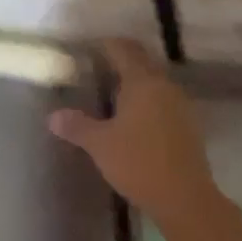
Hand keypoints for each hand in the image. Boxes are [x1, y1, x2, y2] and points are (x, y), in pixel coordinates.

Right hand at [49, 39, 224, 228]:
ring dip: (136, 86)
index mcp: (143, 83)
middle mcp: (165, 87)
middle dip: (122, 64)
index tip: (93, 46)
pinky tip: (135, 122)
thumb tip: (53, 116)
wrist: (183, 196)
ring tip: (114, 97)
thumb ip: (77, 127)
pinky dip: (147, 105)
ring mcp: (181, 106)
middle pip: (143, 65)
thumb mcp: (100, 145)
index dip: (108, 45)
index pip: (125, 50)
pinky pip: (163, 105)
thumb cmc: (138, 163)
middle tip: (99, 70)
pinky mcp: (188, 127)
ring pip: (155, 85)